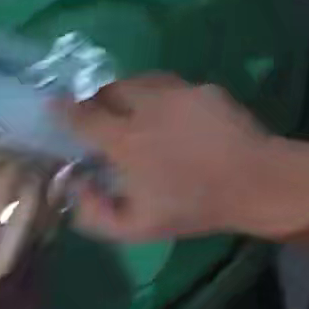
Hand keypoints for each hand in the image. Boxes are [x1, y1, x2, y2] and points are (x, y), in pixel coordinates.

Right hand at [59, 74, 287, 242]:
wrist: (254, 179)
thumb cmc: (193, 206)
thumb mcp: (136, 228)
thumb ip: (93, 212)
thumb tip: (75, 184)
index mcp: (126, 139)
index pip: (83, 115)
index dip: (64, 109)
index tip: (53, 105)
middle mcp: (148, 106)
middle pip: (110, 88)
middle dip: (98, 97)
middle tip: (99, 113)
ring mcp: (179, 92)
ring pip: (142, 80)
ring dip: (130, 91)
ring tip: (134, 110)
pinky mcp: (204, 88)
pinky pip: (173, 86)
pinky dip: (163, 96)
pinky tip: (173, 115)